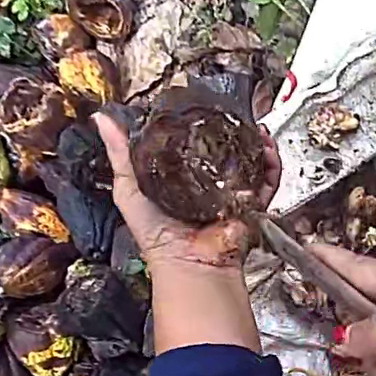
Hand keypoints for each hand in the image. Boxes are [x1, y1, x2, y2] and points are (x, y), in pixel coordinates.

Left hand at [92, 109, 279, 273]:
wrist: (189, 264)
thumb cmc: (157, 237)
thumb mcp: (130, 188)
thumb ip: (121, 155)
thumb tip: (103, 119)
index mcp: (184, 183)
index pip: (197, 150)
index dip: (204, 129)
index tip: (207, 111)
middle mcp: (212, 189)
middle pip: (230, 155)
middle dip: (237, 135)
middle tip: (238, 117)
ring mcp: (234, 198)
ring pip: (253, 166)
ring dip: (258, 147)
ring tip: (257, 130)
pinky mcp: (251, 208)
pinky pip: (266, 186)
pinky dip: (272, 168)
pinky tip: (268, 150)